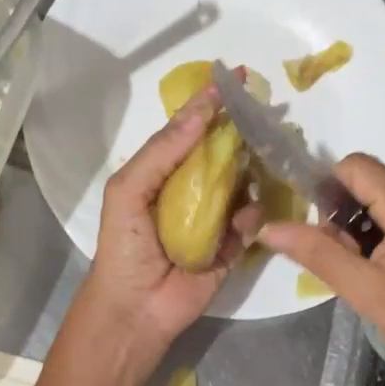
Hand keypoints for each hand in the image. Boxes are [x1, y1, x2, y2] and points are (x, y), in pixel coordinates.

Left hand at [78, 84, 260, 353]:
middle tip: (260, 115)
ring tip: (260, 159)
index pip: (189, 131)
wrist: (136, 308)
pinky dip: (252, 215)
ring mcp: (213, 220)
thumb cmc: (124, 248)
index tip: (234, 77)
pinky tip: (243, 215)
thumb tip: (200, 112)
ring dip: (250, 172)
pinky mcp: (231, 249)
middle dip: (240, 133)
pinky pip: (251, 223)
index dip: (209, 105)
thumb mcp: (129, 190)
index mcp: (163, 174)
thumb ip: (161, 151)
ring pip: (243, 185)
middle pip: (222, 154)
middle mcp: (190, 192)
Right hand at [259, 154, 384, 385]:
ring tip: (359, 265)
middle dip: (342, 213)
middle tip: (340, 257)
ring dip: (358, 224)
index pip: (355, 166)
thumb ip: (317, 253)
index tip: (315, 228)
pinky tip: (377, 263)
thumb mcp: (363, 289)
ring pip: (379, 196)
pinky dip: (377, 229)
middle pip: (367, 181)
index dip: (326, 189)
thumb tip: (269, 228)